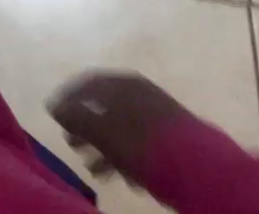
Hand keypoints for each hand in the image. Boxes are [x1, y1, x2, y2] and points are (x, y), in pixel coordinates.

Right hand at [47, 71, 192, 186]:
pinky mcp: (172, 136)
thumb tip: (52, 105)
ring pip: (120, 126)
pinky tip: (122, 174)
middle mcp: (138, 92)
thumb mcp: (102, 132)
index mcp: (119, 83)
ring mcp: (157, 113)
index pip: (83, 84)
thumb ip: (74, 117)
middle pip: (102, 107)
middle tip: (73, 145)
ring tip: (95, 168)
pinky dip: (126, 153)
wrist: (206, 171)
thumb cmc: (144, 146)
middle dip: (85, 128)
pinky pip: (139, 140)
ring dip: (104, 146)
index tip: (56, 118)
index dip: (66, 100)